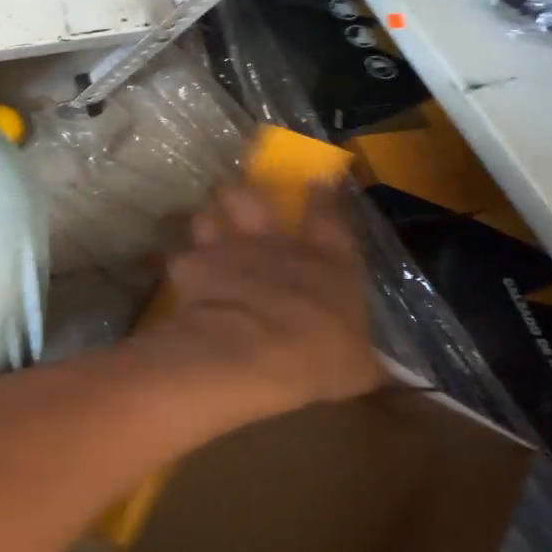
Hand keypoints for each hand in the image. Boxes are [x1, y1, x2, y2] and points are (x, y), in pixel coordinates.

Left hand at [138, 184, 383, 419]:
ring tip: (200, 223)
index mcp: (327, 265)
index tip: (316, 179)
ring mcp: (226, 249)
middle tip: (229, 190)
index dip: (322, 196)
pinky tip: (173, 268)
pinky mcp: (188, 262)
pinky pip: (177, 254)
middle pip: (249, 198)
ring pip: (206, 215)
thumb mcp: (359, 364)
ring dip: (203, 219)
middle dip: (238, 191)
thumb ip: (361, 354)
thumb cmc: (322, 357)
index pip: (328, 218)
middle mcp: (273, 246)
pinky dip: (178, 262)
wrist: (254, 349)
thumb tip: (378, 372)